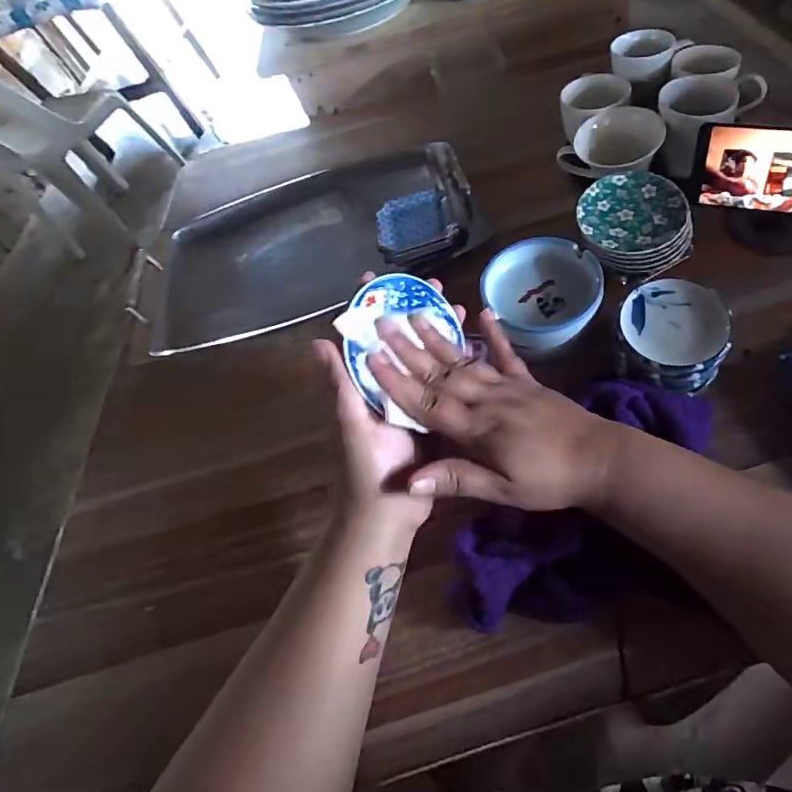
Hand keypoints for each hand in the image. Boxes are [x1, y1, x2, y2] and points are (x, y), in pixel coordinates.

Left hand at [311, 277, 465, 535]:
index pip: (364, 334)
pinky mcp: (435, 414)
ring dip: (438, 329)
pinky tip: (473, 343)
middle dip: (414, 309)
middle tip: (434, 285)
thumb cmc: (365, 467)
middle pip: (399, 338)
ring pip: (425, 354)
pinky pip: (445, 380)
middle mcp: (388, 384)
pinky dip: (456, 360)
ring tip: (457, 304)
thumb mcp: (350, 423)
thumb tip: (318, 341)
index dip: (369, 305)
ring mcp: (413, 399)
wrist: (389, 513)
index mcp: (364, 383)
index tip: (380, 278)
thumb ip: (339, 384)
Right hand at [367, 310, 621, 510]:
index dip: (396, 382)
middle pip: (440, 374)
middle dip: (407, 349)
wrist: (600, 460)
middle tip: (382, 322)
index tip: (371, 357)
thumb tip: (410, 482)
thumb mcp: (503, 491)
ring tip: (414, 314)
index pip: (427, 403)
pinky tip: (483, 313)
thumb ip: (457, 480)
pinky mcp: (528, 382)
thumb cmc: (550, 482)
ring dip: (437, 338)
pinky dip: (494, 334)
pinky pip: (506, 355)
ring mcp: (509, 386)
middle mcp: (488, 400)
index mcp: (477, 429)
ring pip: (464, 360)